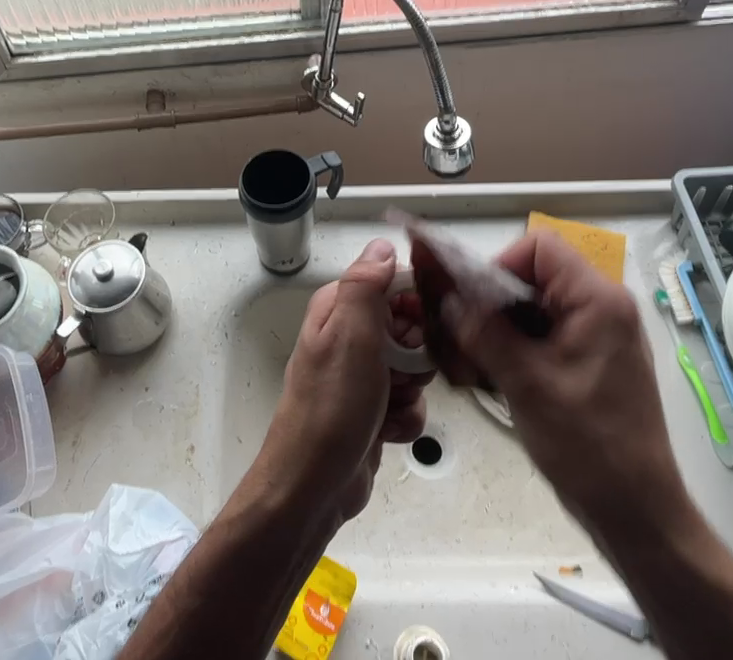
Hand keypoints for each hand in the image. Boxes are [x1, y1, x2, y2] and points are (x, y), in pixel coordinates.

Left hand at [258, 240, 432, 523]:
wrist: (313, 486)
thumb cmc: (331, 410)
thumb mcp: (351, 337)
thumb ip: (366, 287)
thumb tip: (382, 245)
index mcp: (337, 311)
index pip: (390, 283)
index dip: (414, 303)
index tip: (419, 329)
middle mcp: (347, 338)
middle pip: (410, 326)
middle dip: (418, 354)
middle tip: (402, 373)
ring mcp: (360, 376)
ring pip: (415, 368)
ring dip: (413, 391)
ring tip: (390, 407)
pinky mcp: (372, 409)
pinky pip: (409, 403)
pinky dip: (405, 419)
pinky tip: (387, 432)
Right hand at [426, 230, 684, 536]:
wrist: (635, 510)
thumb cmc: (588, 446)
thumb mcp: (527, 384)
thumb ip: (485, 333)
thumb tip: (447, 300)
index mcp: (598, 301)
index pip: (538, 247)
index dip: (498, 265)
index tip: (472, 304)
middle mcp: (603, 308)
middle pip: (534, 275)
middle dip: (492, 300)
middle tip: (462, 335)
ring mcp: (598, 335)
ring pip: (534, 306)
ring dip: (500, 326)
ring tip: (473, 360)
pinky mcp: (590, 360)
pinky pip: (544, 333)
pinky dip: (515, 346)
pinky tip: (494, 376)